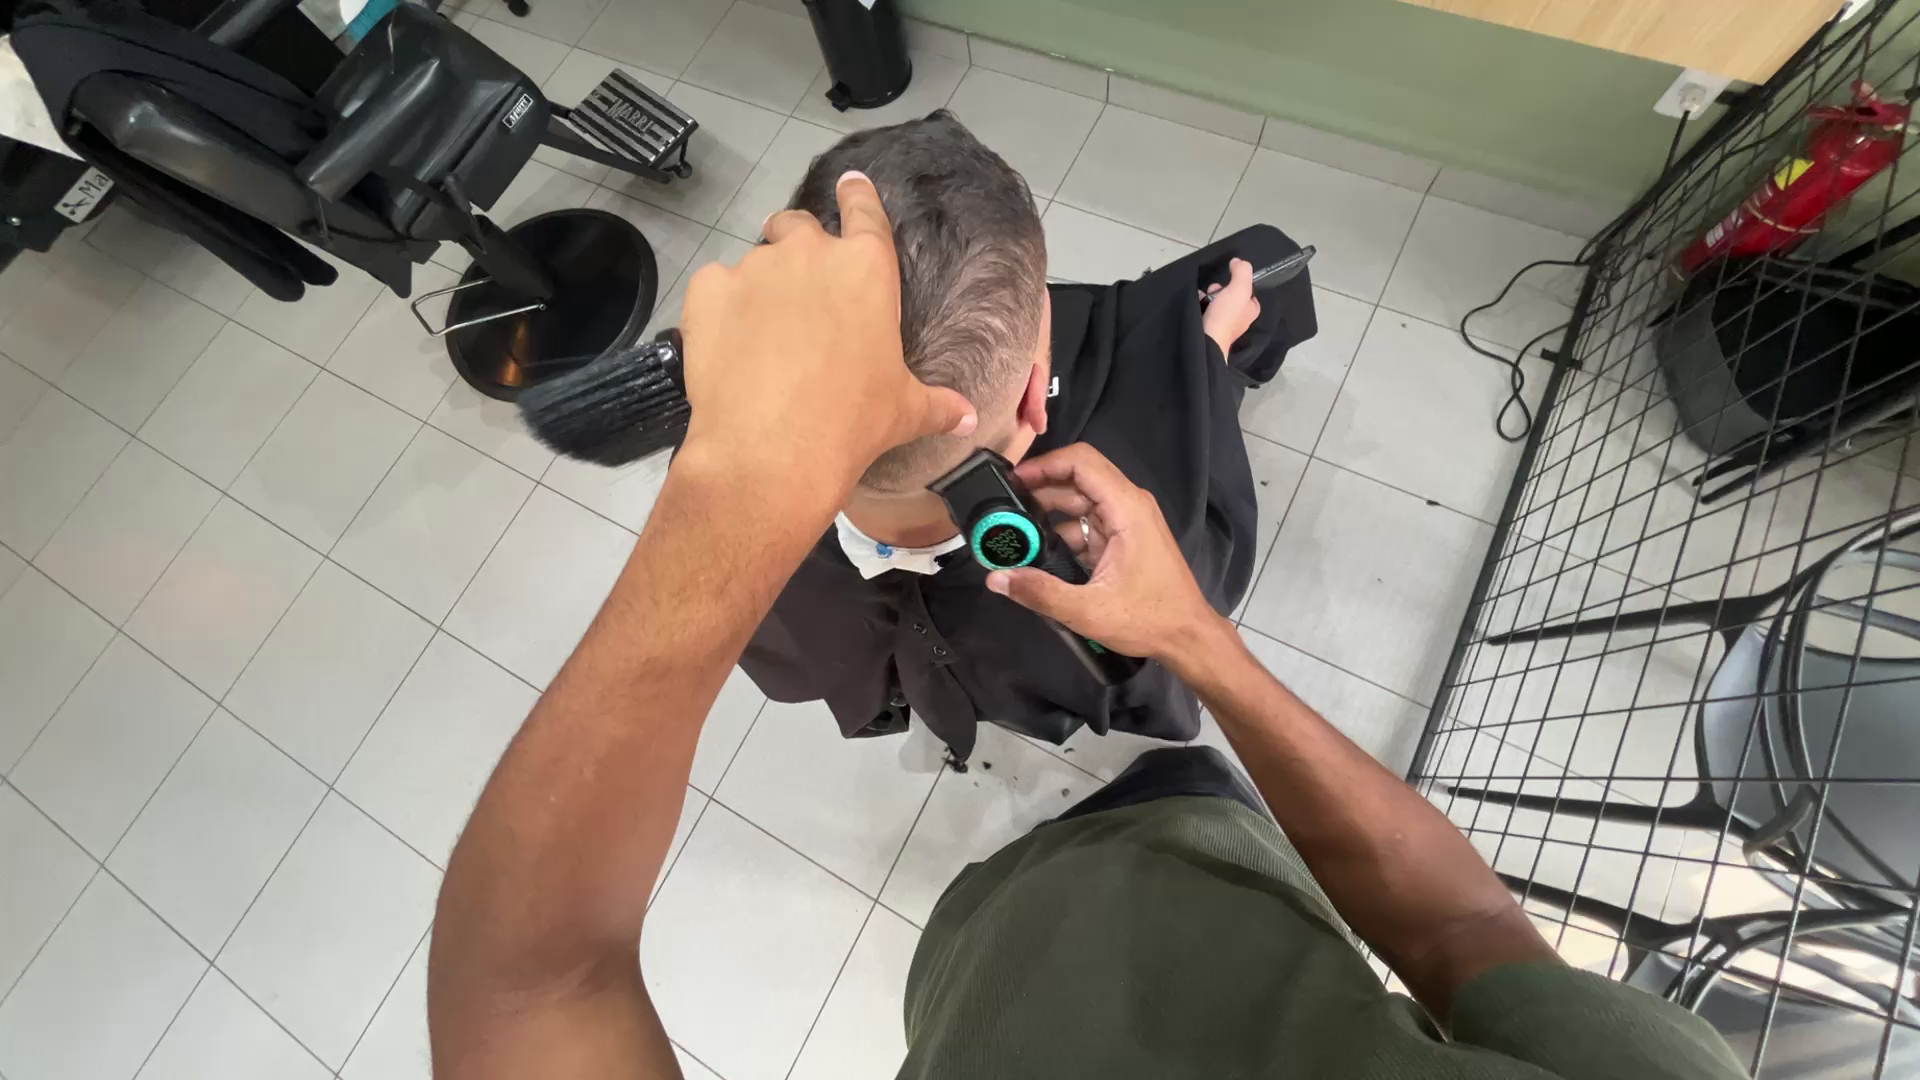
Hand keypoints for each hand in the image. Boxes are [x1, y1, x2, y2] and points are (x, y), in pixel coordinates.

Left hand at [676, 171, 975, 490]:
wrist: (773, 450)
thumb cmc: (853, 422)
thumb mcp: (905, 413)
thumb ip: (939, 406)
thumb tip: (969, 419)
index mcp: (866, 269)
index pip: (865, 211)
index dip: (858, 196)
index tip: (851, 184)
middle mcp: (809, 254)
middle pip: (798, 226)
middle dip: (798, 246)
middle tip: (800, 291)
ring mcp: (754, 267)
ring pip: (755, 261)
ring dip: (762, 287)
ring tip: (762, 336)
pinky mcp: (708, 291)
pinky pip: (714, 288)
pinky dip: (721, 310)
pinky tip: (729, 348)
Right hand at [983, 443, 1228, 665]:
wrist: (1189, 637)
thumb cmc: (1149, 619)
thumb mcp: (1088, 611)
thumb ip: (1039, 592)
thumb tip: (995, 578)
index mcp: (1126, 508)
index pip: (1081, 461)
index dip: (1045, 464)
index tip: (1013, 480)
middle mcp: (1128, 505)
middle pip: (1078, 477)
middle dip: (1039, 487)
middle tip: (1004, 505)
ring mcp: (1127, 521)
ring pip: (1080, 501)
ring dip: (1048, 512)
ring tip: (1014, 531)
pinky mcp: (1124, 539)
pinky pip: (1087, 523)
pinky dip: (1062, 532)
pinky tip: (1038, 553)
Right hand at [1200, 257, 1260, 359]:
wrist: (1206, 340)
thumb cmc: (1226, 315)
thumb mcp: (1240, 288)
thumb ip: (1242, 271)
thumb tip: (1237, 262)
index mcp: (1251, 310)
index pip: (1247, 290)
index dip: (1237, 283)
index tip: (1229, 282)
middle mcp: (1239, 318)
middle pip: (1229, 295)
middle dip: (1219, 290)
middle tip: (1214, 292)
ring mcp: (1223, 325)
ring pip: (1216, 303)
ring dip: (1208, 297)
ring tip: (1202, 298)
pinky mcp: (1210, 329)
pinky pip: (1205, 312)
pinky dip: (1200, 306)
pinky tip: (1196, 305)